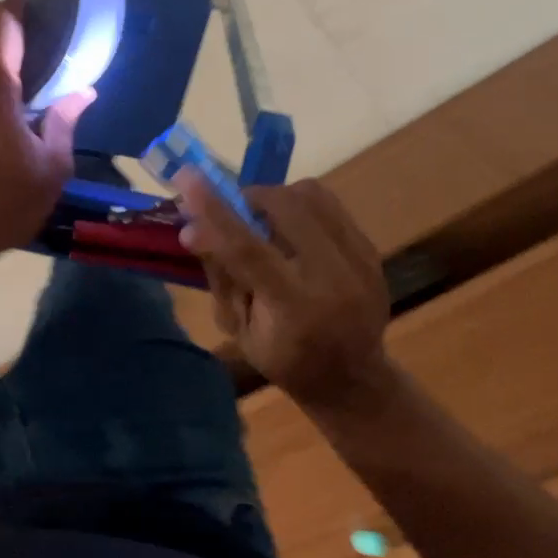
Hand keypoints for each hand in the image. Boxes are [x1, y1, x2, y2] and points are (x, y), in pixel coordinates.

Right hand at [174, 172, 393, 413]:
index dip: (215, 210)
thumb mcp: (241, 329)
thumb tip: (191, 227)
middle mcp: (333, 279)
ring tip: (260, 218)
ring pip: (309, 195)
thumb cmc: (286, 360)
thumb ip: (221, 276)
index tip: (186, 178)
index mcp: (295, 310)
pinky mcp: (371, 249)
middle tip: (228, 207)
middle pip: (285, 207)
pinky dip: (298, 205)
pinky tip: (288, 226)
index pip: (248, 249)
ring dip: (274, 197)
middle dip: (247, 197)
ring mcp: (359, 261)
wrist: (353, 379)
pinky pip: (328, 204)